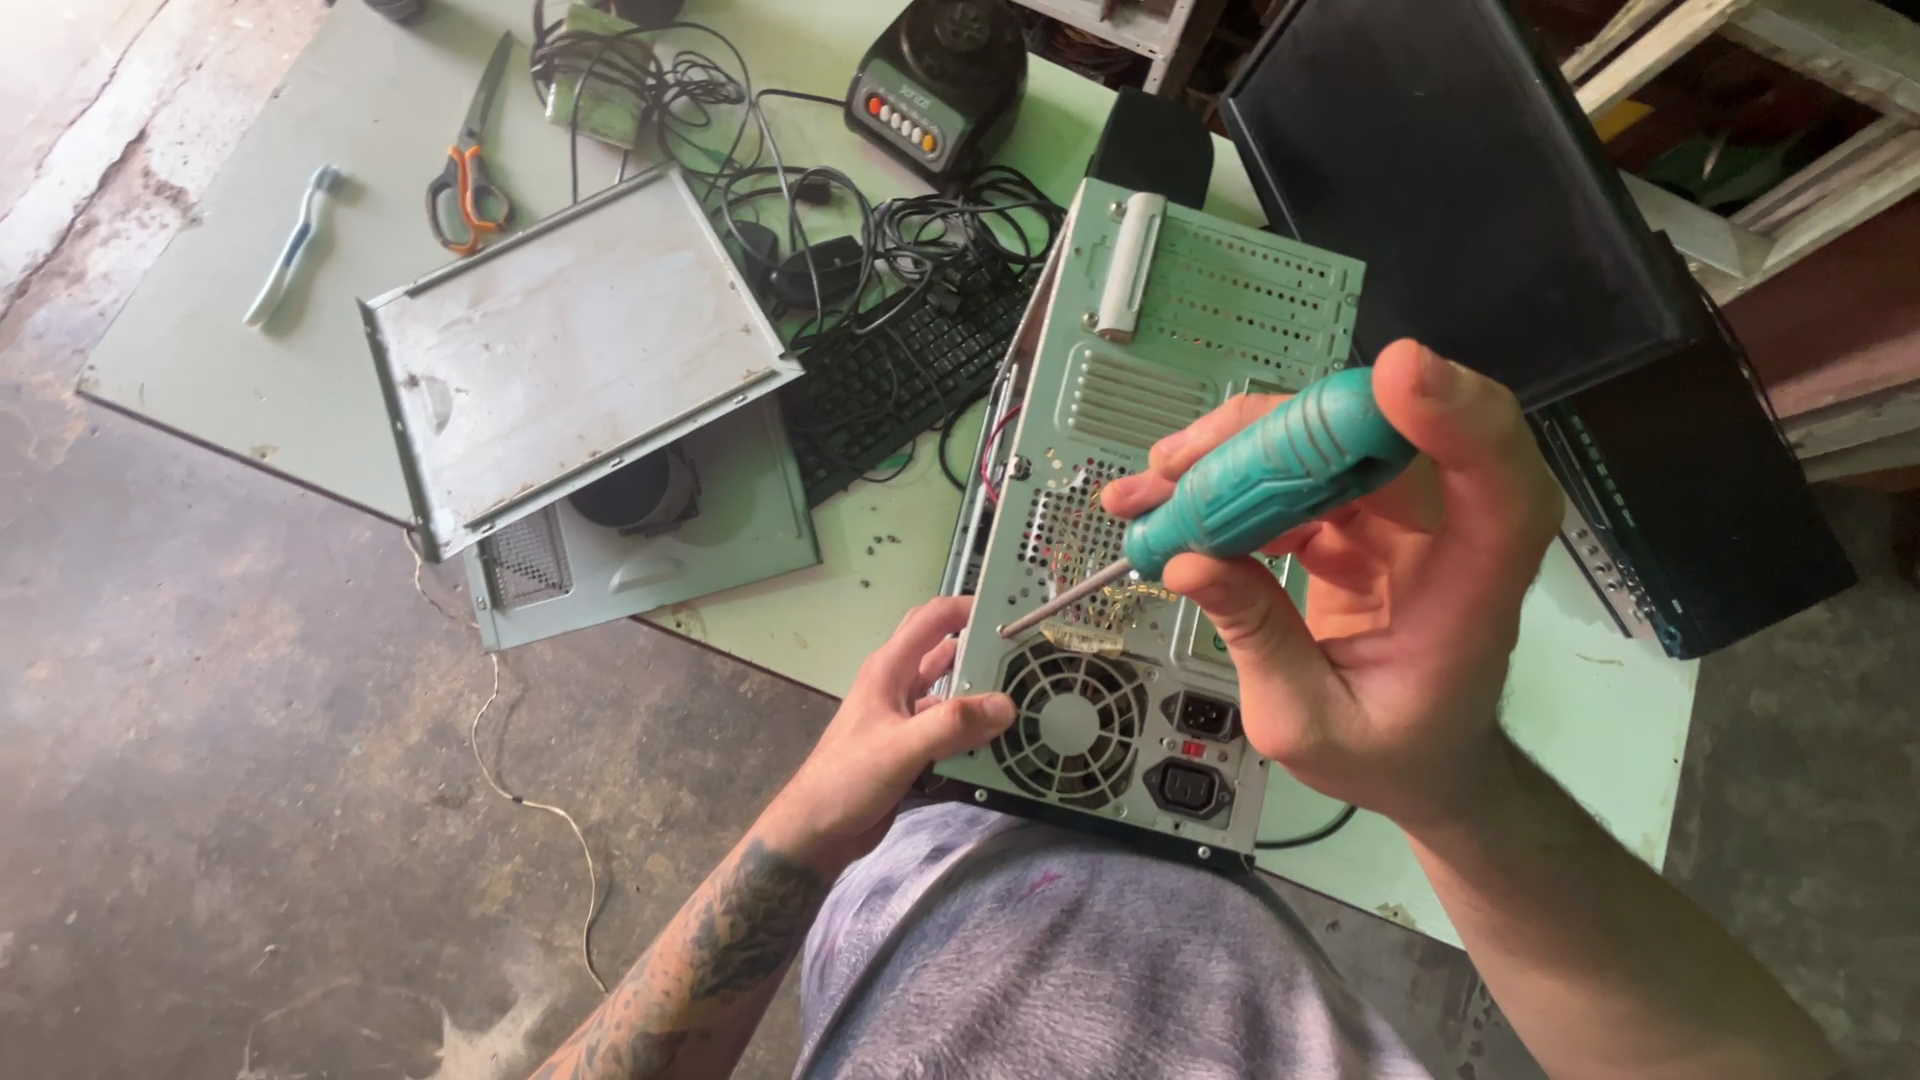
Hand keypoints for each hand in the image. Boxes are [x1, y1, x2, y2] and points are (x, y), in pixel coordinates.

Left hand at [759, 596, 1015, 870]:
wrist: (817, 831)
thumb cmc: (848, 778)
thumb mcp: (902, 748)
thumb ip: (952, 726)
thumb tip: (1005, 705)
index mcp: (890, 669)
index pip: (933, 619)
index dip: (967, 607)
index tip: (1009, 613)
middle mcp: (898, 685)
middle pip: (942, 649)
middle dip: (977, 645)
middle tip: (1020, 651)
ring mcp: (904, 715)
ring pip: (949, 690)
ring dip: (977, 690)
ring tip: (1020, 693)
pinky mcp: (911, 745)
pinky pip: (948, 727)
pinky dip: (971, 728)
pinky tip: (997, 739)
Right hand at [1101, 340, 1562, 827]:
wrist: (1416, 765)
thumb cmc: (1391, 755)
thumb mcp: (1308, 722)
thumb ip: (1258, 641)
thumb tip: (1188, 563)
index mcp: (1469, 582)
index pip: (1496, 478)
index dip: (1456, 414)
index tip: (1396, 371)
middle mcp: (1439, 530)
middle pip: (1366, 441)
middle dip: (1264, 438)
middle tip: (1174, 465)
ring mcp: (1389, 521)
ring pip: (1312, 450)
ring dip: (1223, 460)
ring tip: (1144, 489)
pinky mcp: (1346, 525)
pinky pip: (1282, 485)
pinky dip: (1221, 493)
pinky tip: (1162, 508)